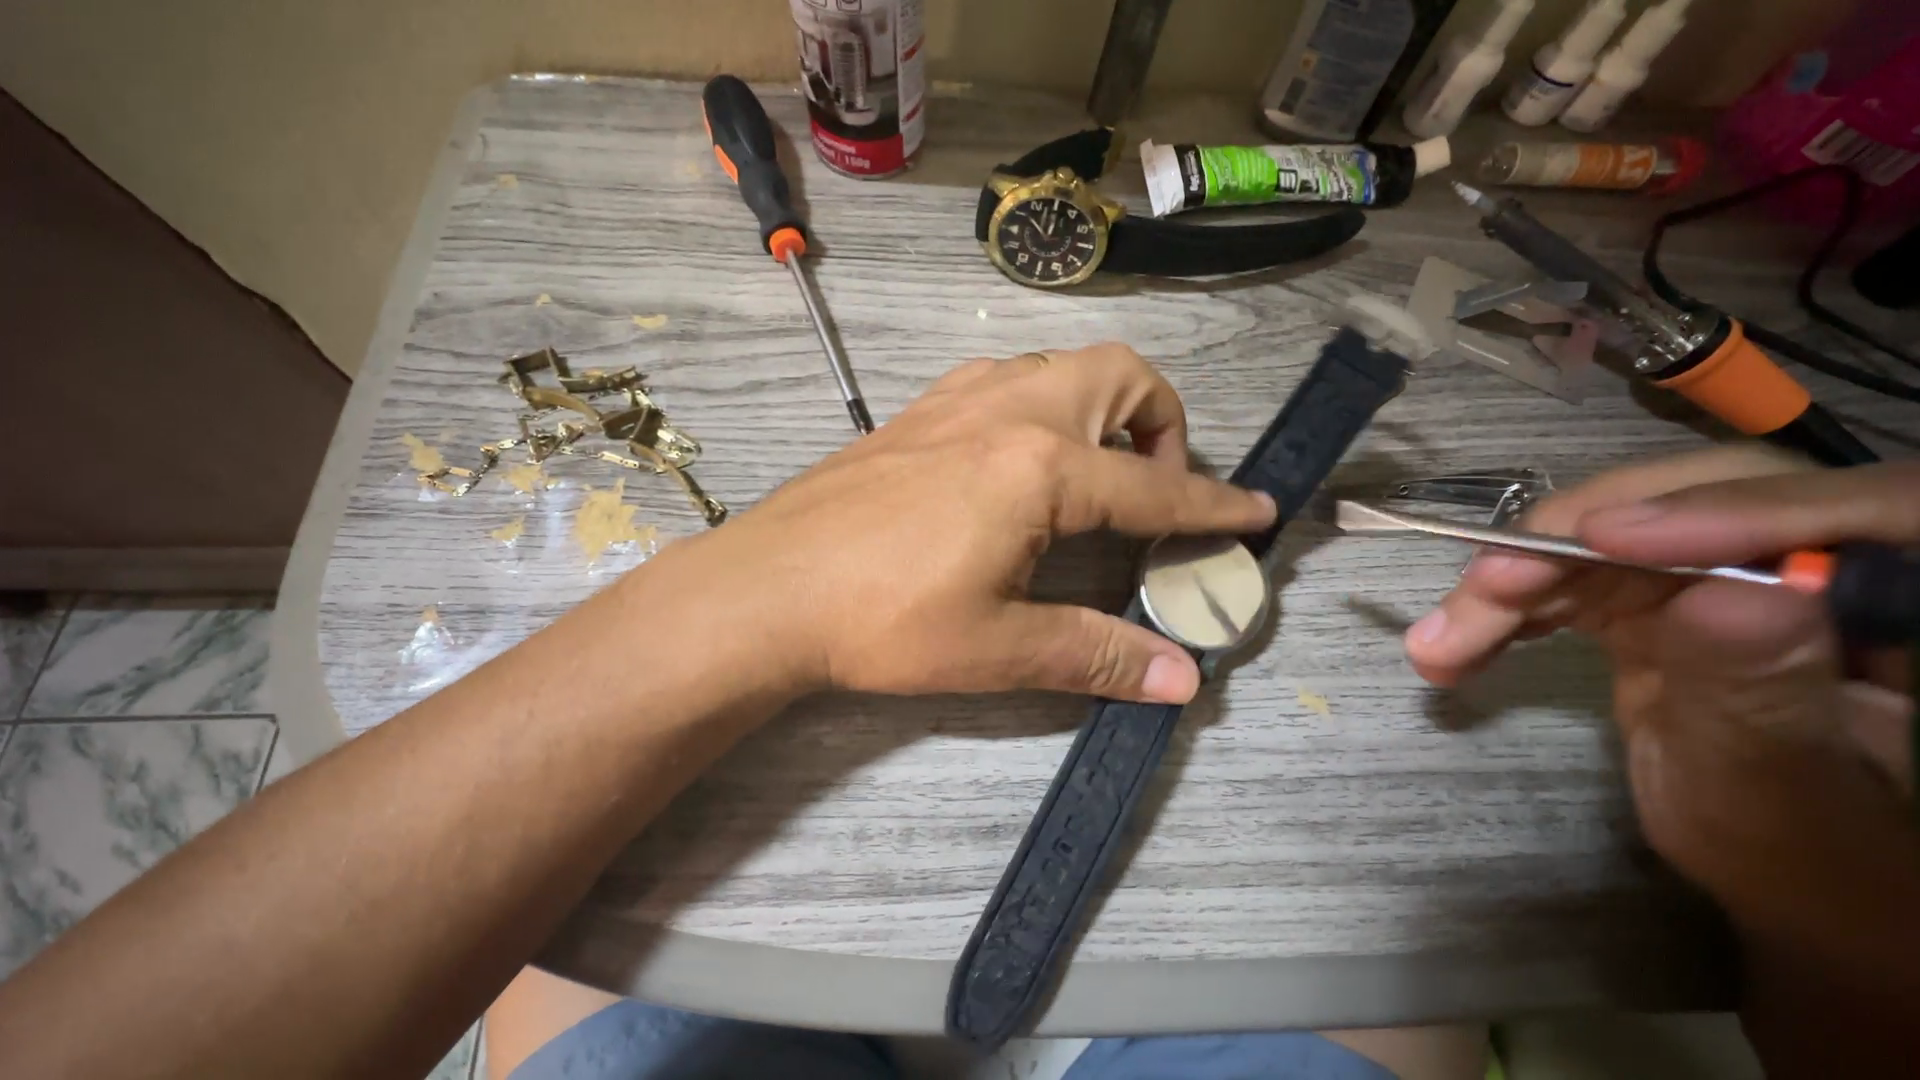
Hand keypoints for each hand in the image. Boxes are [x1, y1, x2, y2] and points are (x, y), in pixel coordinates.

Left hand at [668, 344, 1273, 704]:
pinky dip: (1041, 405)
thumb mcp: (997, 646)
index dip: (1213, 506)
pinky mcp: (919, 409)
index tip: (1257, 511)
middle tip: (1152, 489)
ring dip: (1099, 408)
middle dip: (1161, 423)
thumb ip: (1096, 653)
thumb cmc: (883, 620)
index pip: (1153, 487)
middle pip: (1120, 377)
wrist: (768, 589)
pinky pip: (1006, 378)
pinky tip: (1016, 465)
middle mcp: (1008, 409)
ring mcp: (958, 399)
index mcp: (1039, 466)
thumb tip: (1181, 678)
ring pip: (1060, 366)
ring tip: (1091, 474)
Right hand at [1405, 449, 1919, 977]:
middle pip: (1701, 502)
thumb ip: (1759, 693)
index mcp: (1914, 596)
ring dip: (1514, 582)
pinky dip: (1508, 608)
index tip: (1602, 539)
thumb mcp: (1785, 791)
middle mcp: (1831, 562)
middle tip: (1487, 587)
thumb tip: (1734, 595)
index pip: (1857, 511)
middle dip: (1579, 543)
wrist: (1788, 878)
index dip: (1730, 509)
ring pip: (1613, 536)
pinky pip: (1577, 576)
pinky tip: (1456, 643)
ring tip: (1439, 644)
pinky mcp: (1669, 593)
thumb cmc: (1814, 860)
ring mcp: (1739, 571)